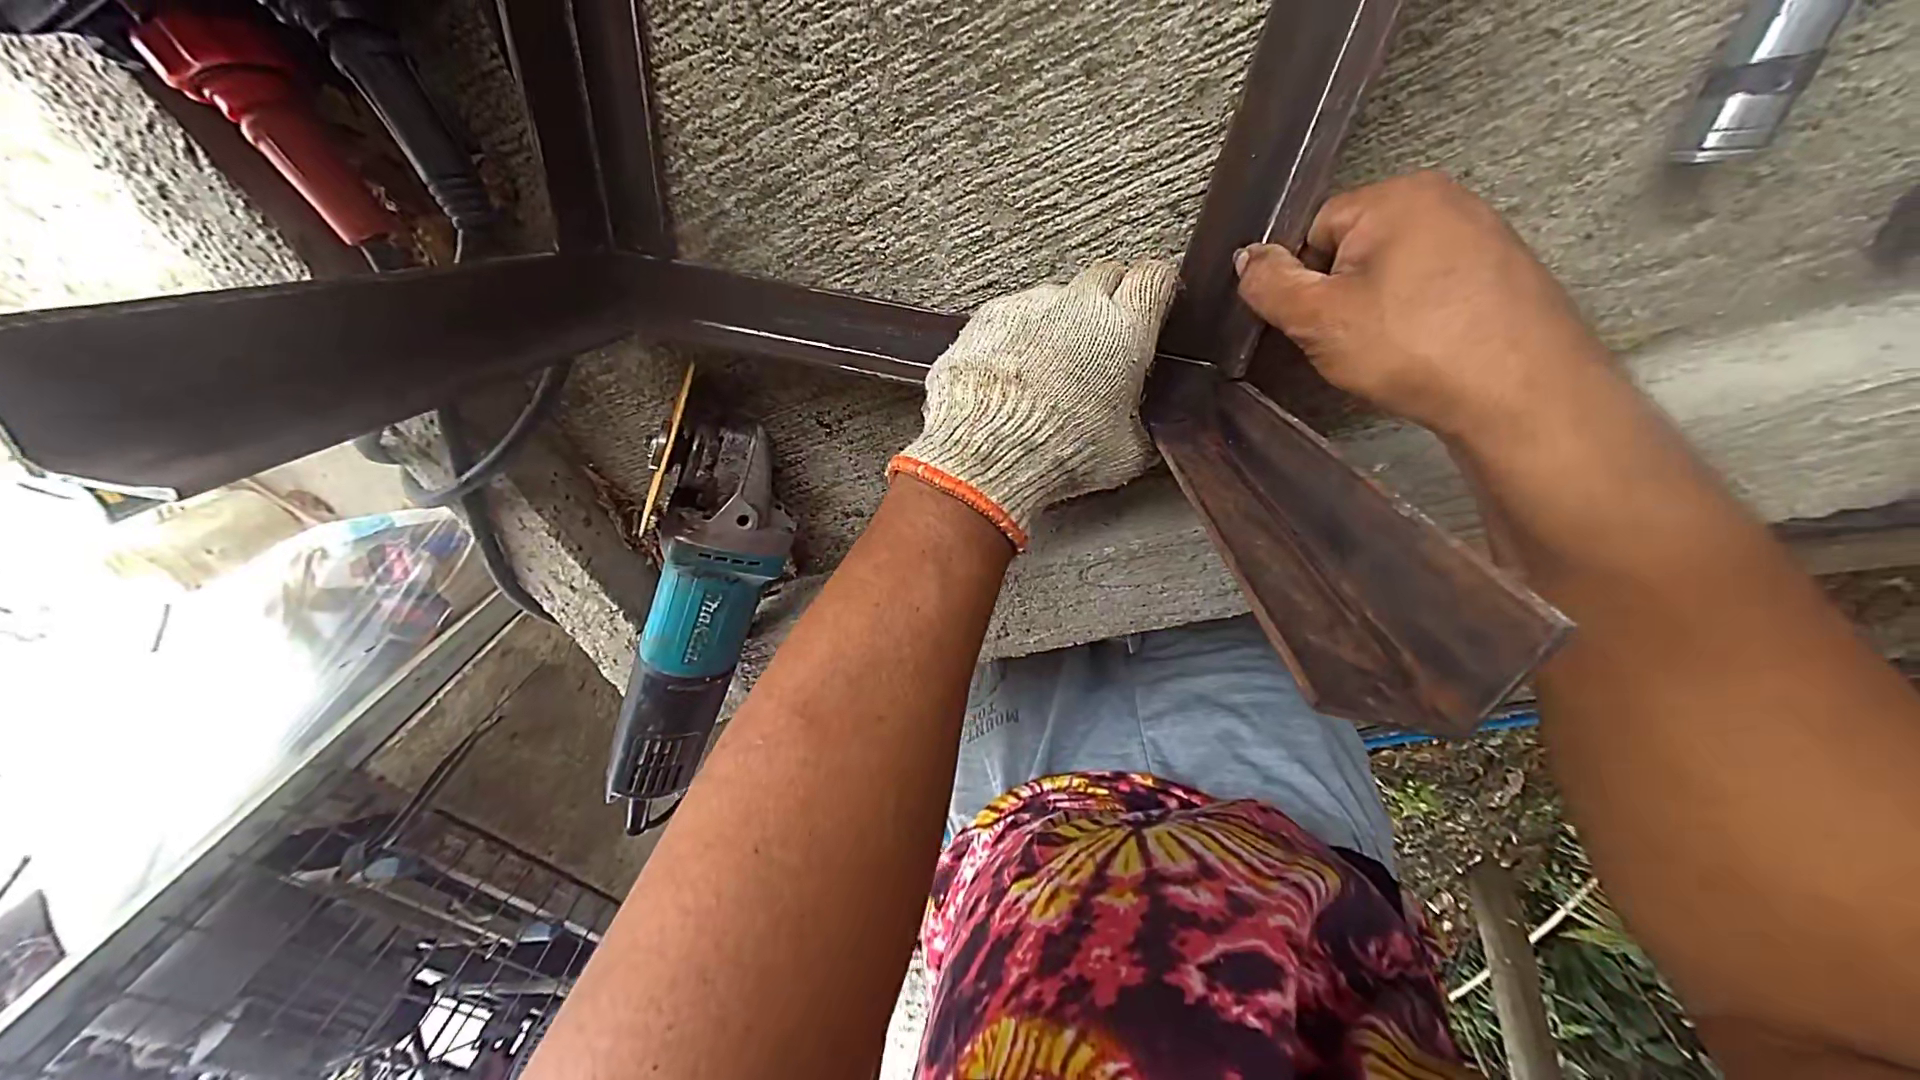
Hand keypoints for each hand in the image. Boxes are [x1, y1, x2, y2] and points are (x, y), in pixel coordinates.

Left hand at [889, 260, 1178, 549]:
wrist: (985, 453)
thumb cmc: (1054, 453)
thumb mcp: (1125, 452)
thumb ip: (1141, 423)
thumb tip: (1141, 428)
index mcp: (1124, 332)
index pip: (1155, 278)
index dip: (1156, 290)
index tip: (1153, 304)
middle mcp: (1078, 306)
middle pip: (1105, 277)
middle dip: (1108, 302)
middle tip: (1102, 344)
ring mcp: (1029, 306)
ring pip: (1056, 298)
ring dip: (1059, 323)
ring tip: (1048, 373)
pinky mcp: (987, 317)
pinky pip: (1012, 315)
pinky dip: (1017, 336)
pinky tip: (1013, 375)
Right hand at [1233, 171, 1611, 440]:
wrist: (1519, 391)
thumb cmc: (1414, 346)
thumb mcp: (1317, 318)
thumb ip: (1269, 284)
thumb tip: (1246, 258)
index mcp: (1397, 196)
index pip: (1311, 230)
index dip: (1299, 280)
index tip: (1310, 321)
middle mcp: (1444, 199)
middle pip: (1350, 249)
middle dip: (1337, 294)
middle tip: (1344, 339)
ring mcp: (1479, 233)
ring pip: (1388, 272)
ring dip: (1372, 309)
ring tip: (1385, 349)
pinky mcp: (1498, 271)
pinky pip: (1427, 287)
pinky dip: (1411, 316)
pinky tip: (1417, 347)